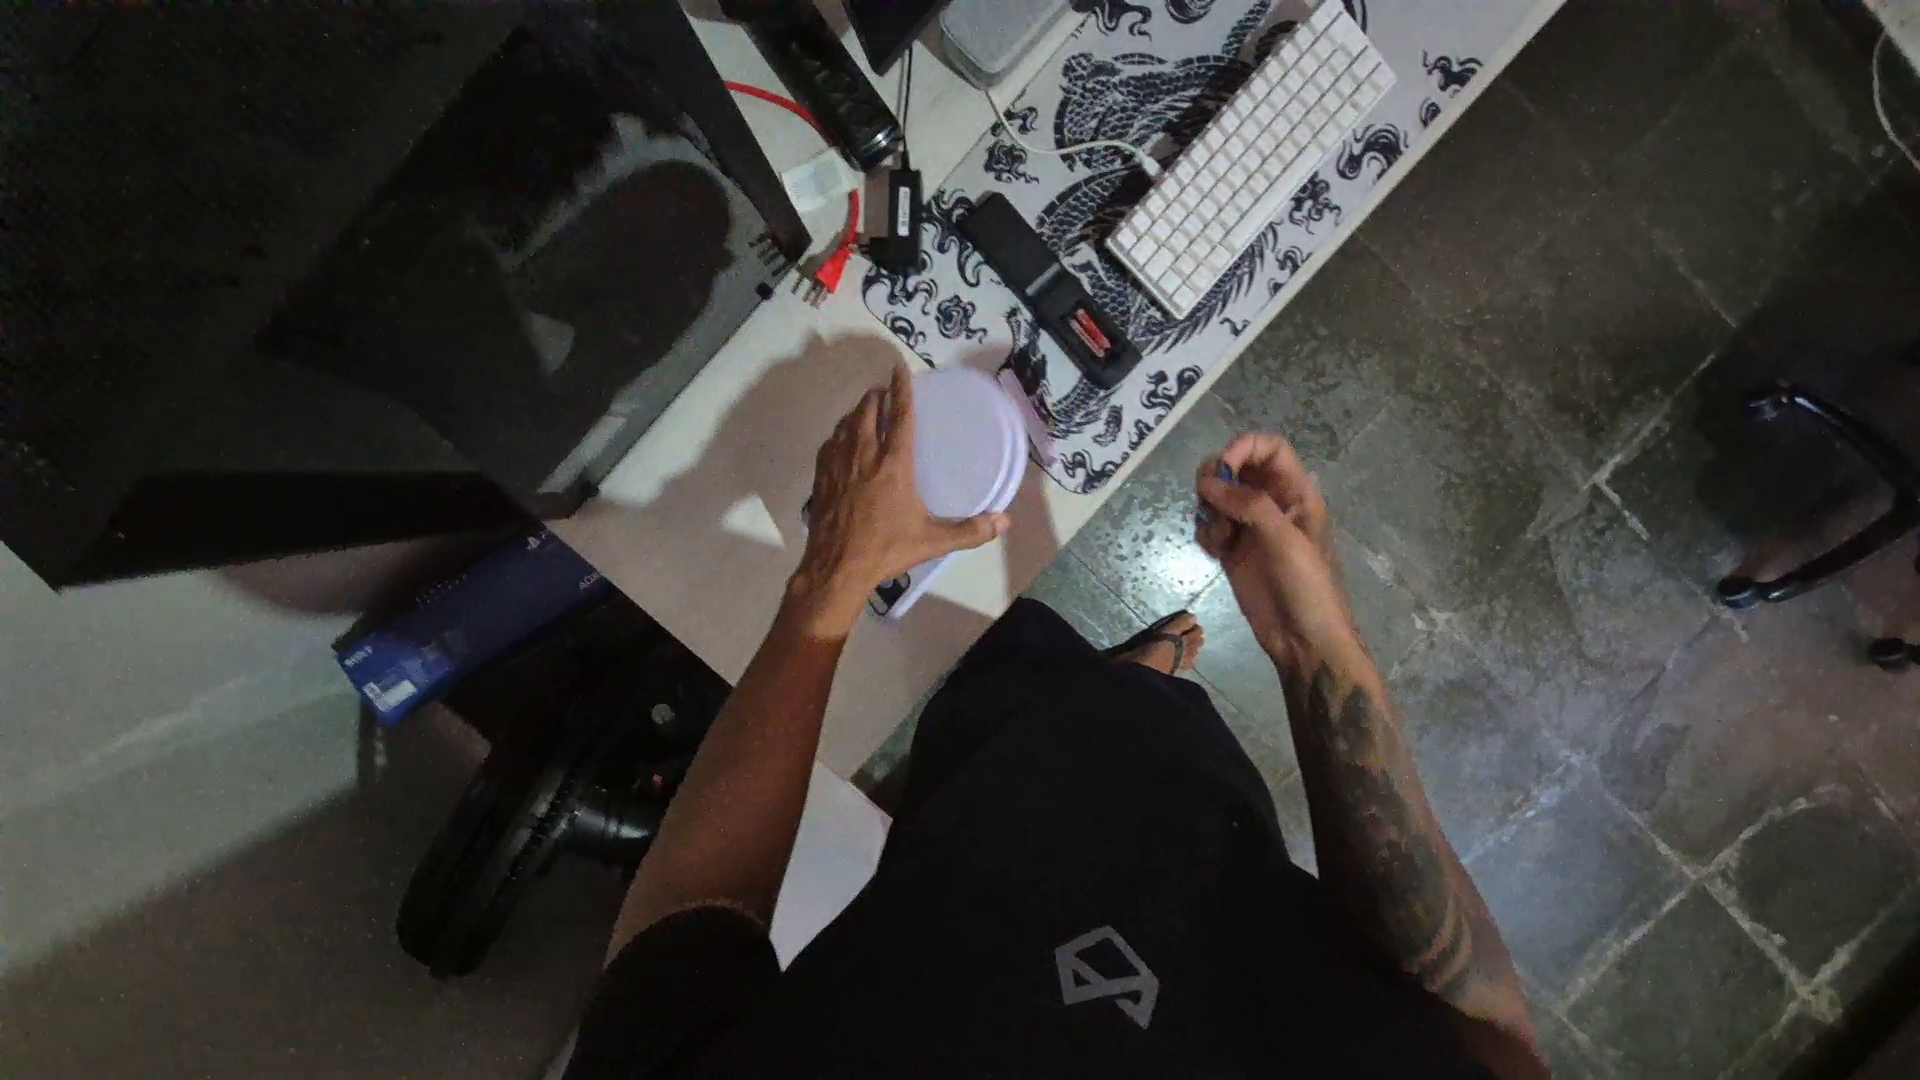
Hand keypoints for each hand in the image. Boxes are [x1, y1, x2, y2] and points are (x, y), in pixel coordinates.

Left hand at [787, 364, 1009, 637]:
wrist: (837, 567)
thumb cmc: (887, 550)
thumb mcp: (933, 541)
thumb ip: (970, 531)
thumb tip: (1004, 522)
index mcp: (894, 464)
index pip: (900, 415)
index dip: (902, 389)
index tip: (900, 368)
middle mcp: (864, 455)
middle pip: (867, 411)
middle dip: (876, 395)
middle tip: (884, 391)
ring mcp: (838, 465)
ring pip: (846, 424)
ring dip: (856, 411)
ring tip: (865, 409)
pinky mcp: (821, 477)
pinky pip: (829, 443)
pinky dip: (838, 433)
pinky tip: (841, 439)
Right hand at [1194, 433, 1359, 674]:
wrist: (1304, 641)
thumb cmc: (1308, 587)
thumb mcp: (1285, 540)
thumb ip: (1248, 505)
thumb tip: (1208, 481)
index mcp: (1296, 493)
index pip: (1268, 449)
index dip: (1243, 449)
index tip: (1222, 470)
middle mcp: (1271, 504)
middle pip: (1236, 470)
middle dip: (1217, 481)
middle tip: (1211, 505)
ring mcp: (1250, 528)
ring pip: (1217, 498)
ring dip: (1210, 511)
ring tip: (1221, 539)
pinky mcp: (1233, 551)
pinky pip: (1209, 527)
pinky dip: (1206, 534)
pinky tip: (1216, 553)